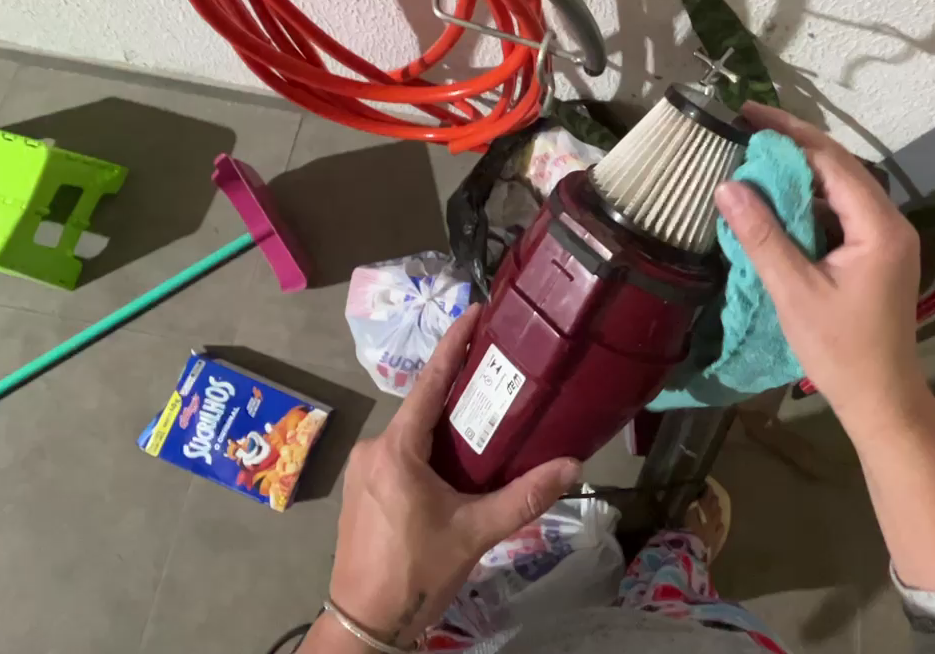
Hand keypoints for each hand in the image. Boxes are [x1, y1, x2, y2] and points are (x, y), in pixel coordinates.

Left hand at [319, 310, 580, 649]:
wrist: (363, 627)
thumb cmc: (415, 572)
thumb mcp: (474, 533)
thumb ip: (523, 497)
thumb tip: (572, 465)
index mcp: (397, 448)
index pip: (429, 381)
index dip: (454, 343)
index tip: (474, 311)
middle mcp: (375, 448)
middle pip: (422, 405)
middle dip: (456, 386)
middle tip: (495, 368)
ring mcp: (363, 469)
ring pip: (411, 431)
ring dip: (443, 422)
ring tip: (483, 416)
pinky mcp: (362, 490)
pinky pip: (400, 452)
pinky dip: (427, 446)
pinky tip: (452, 461)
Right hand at [714, 102, 924, 423]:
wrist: (881, 399)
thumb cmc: (840, 349)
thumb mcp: (794, 290)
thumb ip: (762, 235)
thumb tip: (727, 185)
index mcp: (878, 226)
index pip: (831, 161)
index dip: (788, 133)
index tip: (747, 113)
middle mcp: (889, 222)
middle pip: (838, 166)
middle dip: (793, 143)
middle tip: (746, 127)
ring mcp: (884, 238)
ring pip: (839, 187)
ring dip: (799, 170)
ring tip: (755, 156)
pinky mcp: (874, 253)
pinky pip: (839, 210)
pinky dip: (807, 198)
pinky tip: (777, 198)